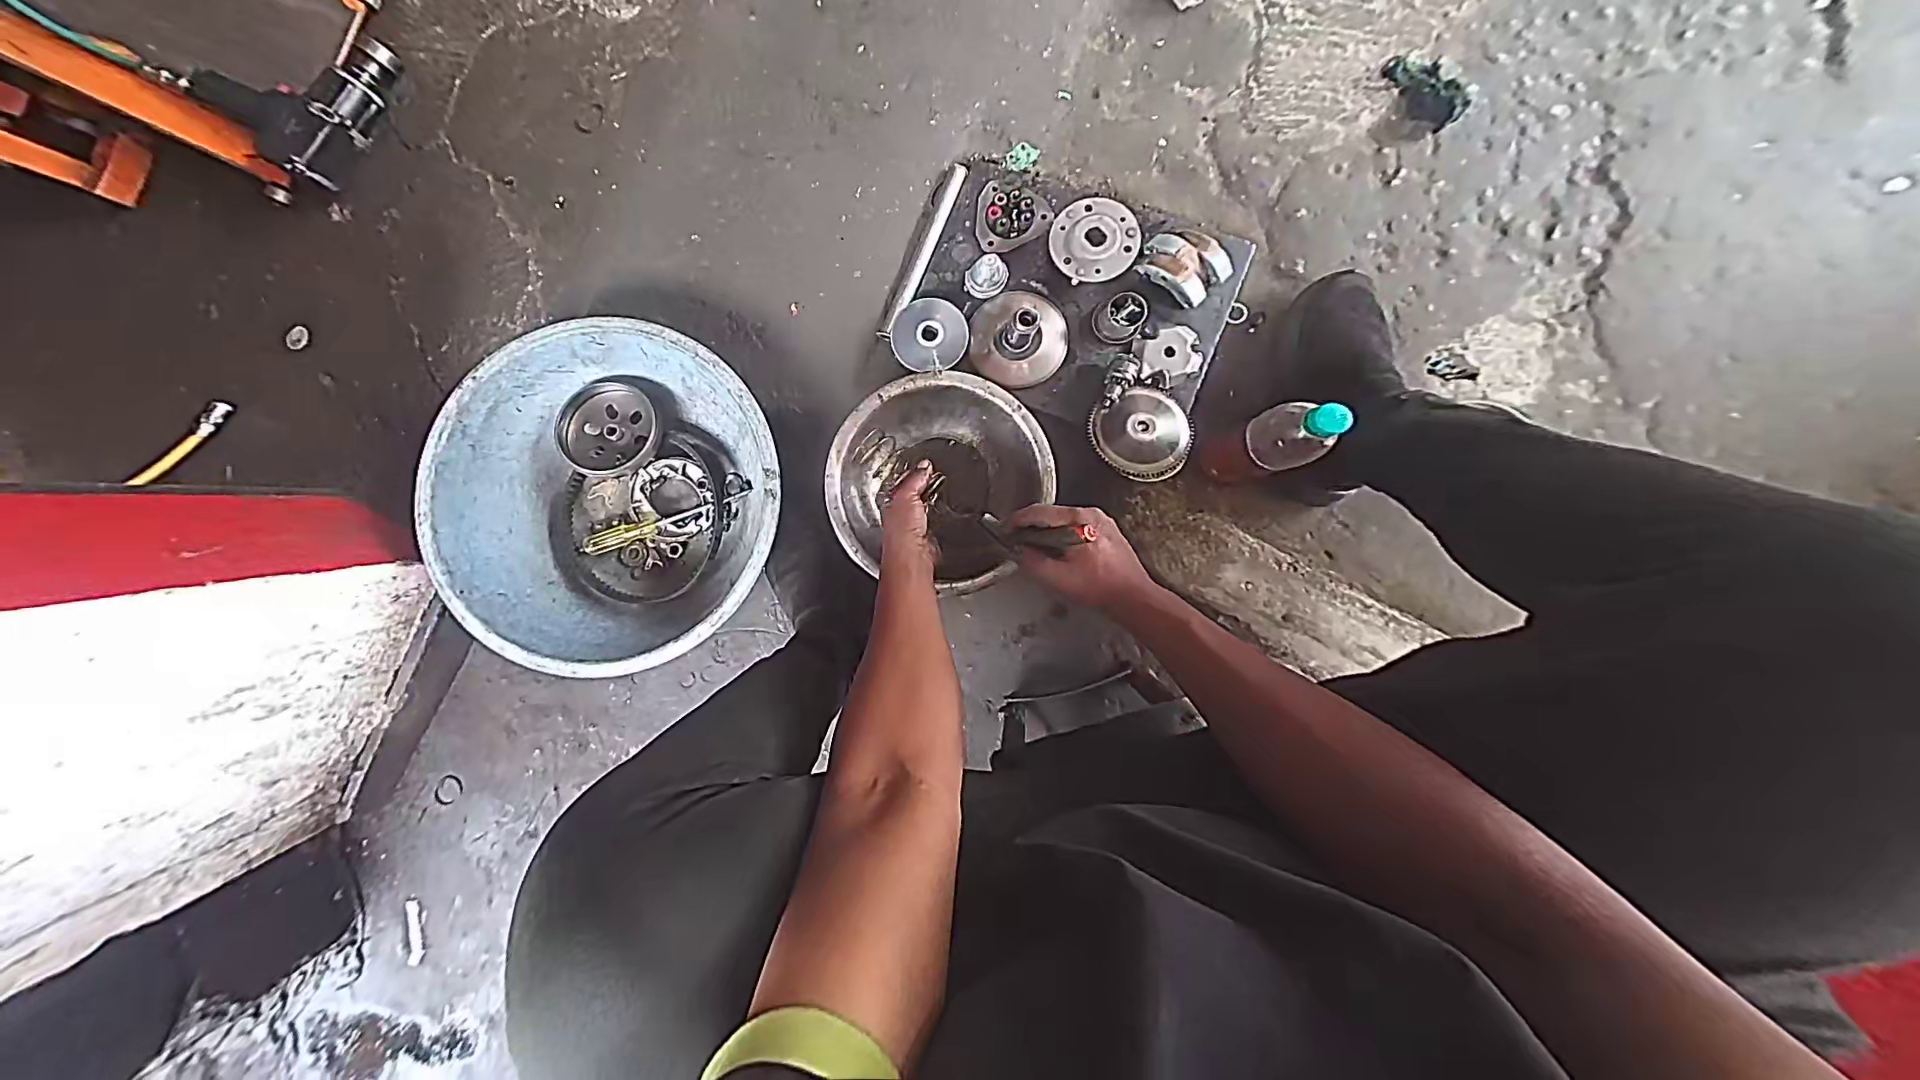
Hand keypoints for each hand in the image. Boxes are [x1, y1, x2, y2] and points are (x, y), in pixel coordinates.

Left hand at [881, 460, 938, 573]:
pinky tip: (945, 513)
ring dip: (934, 502)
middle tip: (935, 477)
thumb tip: (924, 466)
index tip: (926, 466)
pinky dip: (941, 516)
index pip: (903, 484)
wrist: (913, 555)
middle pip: (914, 496)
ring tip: (943, 492)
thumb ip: (915, 480)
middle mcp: (901, 516)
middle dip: (925, 488)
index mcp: (892, 504)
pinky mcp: (928, 538)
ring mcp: (915, 528)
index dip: (913, 475)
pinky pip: (936, 521)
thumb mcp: (907, 496)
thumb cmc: (902, 531)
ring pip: (925, 508)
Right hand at [1006, 504, 1155, 610]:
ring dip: (1048, 533)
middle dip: (1032, 527)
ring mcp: (1101, 522)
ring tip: (1036, 549)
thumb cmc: (1101, 588)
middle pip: (1052, 514)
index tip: (1006, 528)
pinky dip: (1063, 537)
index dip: (1018, 520)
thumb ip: (1033, 562)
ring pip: (1064, 522)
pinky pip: (1077, 528)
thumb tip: (1020, 551)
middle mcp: (1092, 515)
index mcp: (1079, 520)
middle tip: (1018, 540)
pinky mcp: (1106, 533)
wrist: (1133, 598)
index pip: (1039, 512)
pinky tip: (1059, 554)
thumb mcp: (1057, 578)